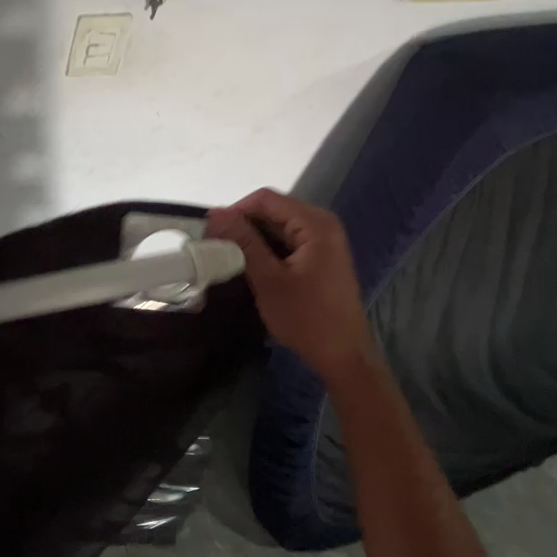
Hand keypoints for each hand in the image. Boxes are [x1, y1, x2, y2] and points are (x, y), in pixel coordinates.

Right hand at [206, 189, 376, 383]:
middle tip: (218, 247)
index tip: (212, 234)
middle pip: (273, 209)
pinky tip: (252, 265)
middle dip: (243, 224)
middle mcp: (323, 224)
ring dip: (253, 237)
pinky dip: (268, 247)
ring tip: (230, 257)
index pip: (265, 199)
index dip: (235, 211)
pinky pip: (288, 240)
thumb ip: (243, 241)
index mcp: (315, 224)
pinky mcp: (322, 256)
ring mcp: (325, 240)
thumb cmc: (307, 318)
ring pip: (278, 225)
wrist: (344, 358)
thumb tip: (215, 212)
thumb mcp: (269, 279)